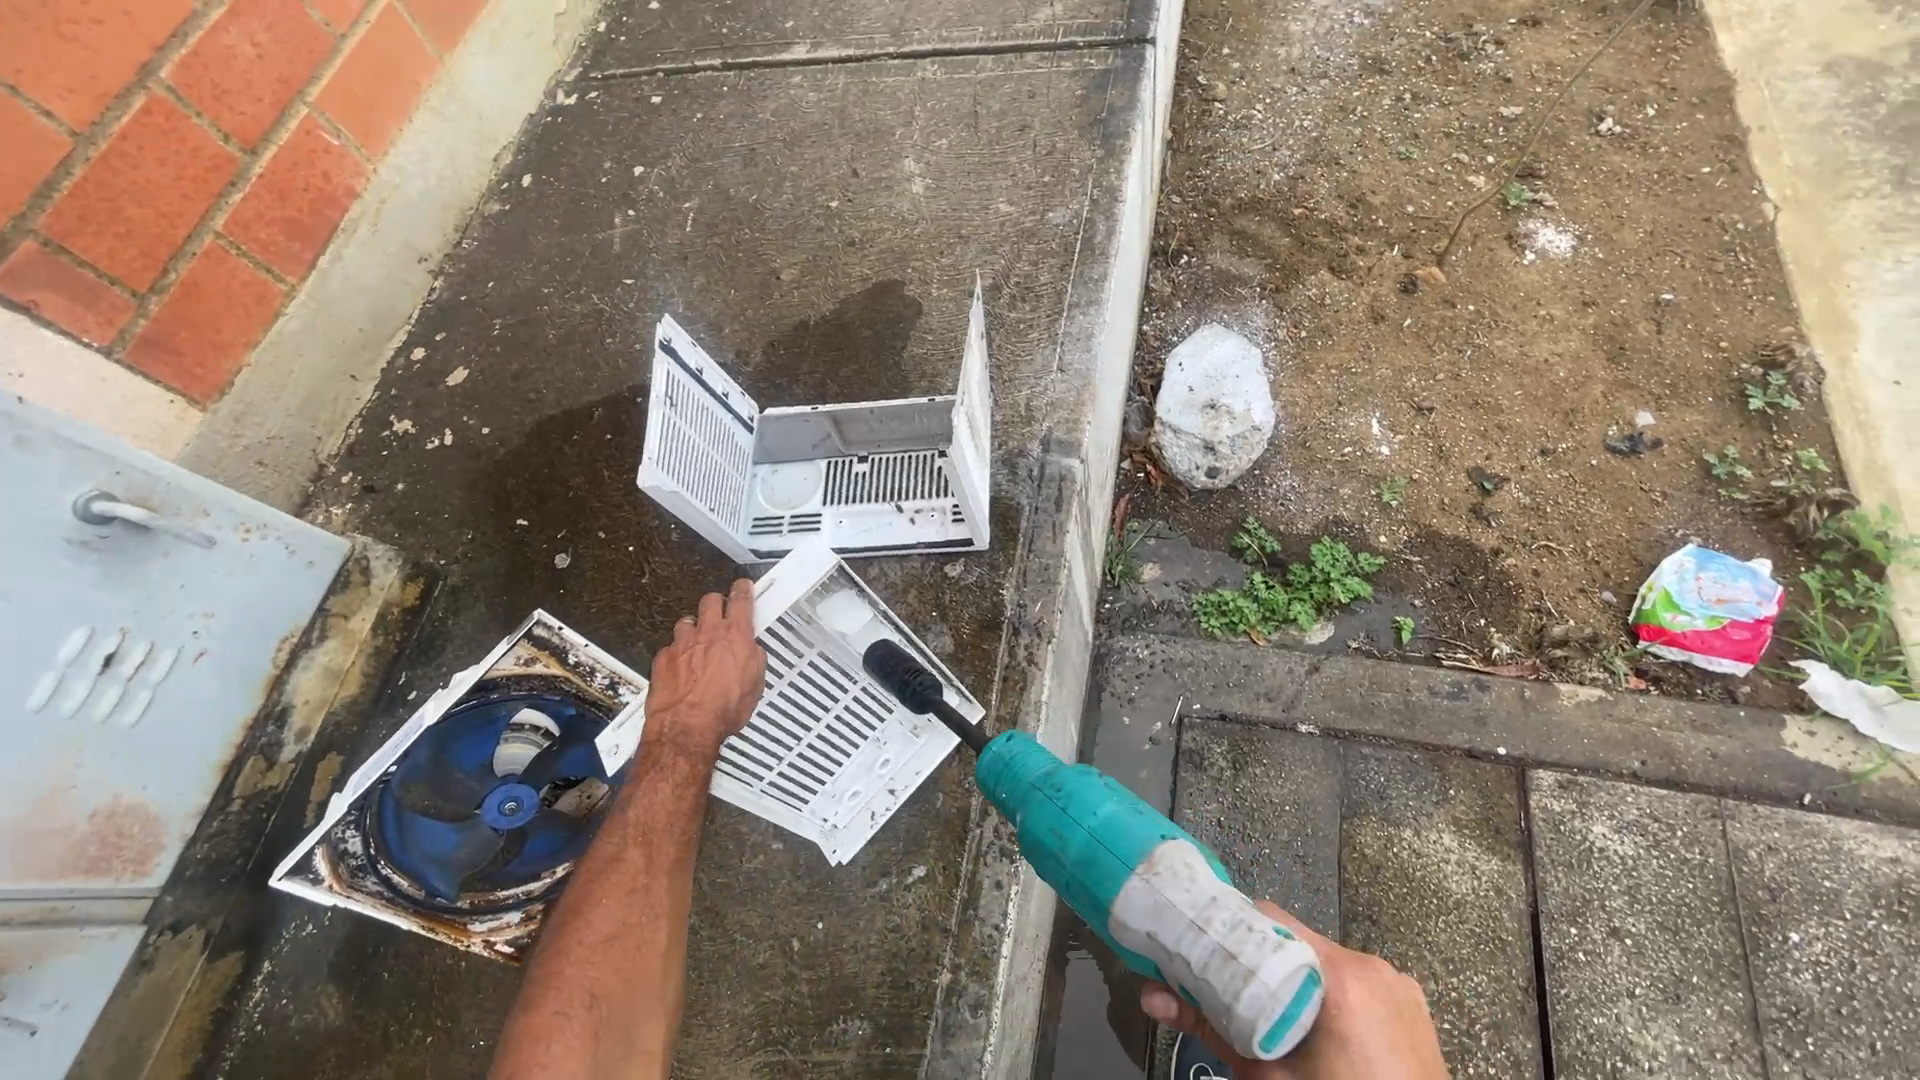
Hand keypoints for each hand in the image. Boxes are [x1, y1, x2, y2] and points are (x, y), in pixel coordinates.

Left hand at [643, 580, 766, 752]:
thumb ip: (754, 659)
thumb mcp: (756, 685)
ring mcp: (683, 644)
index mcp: (736, 636)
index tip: (743, 586)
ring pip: (687, 621)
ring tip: (698, 640)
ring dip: (694, 627)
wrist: (688, 726)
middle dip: (717, 602)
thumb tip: (752, 652)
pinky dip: (676, 652)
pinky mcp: (664, 658)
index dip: (743, 589)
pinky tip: (680, 665)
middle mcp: (708, 633)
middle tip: (720, 609)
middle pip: (711, 601)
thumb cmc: (722, 709)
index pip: (741, 600)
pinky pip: (670, 646)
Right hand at [1140, 902, 1449, 1079]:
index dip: (1234, 929)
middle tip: (1241, 992)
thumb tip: (1150, 996)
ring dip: (1301, 980)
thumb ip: (1207, 1025)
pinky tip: (1326, 1032)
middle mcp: (1371, 965)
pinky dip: (1336, 996)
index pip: (1268, 918)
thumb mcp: (1263, 1073)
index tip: (1211, 948)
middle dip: (1265, 962)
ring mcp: (1398, 982)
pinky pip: (1360, 981)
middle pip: (1297, 940)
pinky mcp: (1414, 1001)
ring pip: (1327, 960)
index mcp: (1337, 975)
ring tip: (1283, 1018)